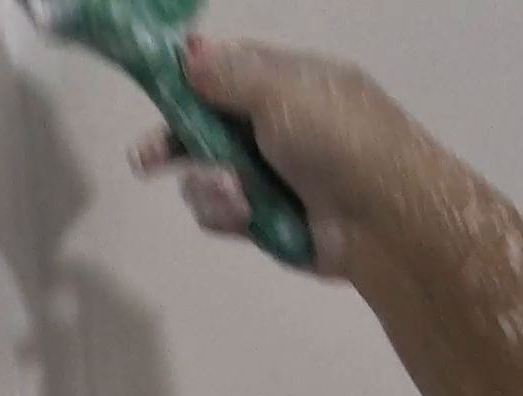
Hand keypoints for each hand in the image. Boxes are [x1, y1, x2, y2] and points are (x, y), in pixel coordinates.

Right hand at [131, 37, 418, 278]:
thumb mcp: (284, 94)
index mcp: (285, 84)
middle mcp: (270, 127)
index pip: (224, 74)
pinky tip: (244, 217)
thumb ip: (230, 76)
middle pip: (202, 130)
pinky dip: (225, 215)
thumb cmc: (338, 142)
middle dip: (173, 145)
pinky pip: (217, 213)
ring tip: (236, 198)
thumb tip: (189, 50)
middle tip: (143, 161)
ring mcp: (264, 175)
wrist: (379, 218)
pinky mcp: (258, 217)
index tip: (157, 90)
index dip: (188, 83)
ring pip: (204, 178)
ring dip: (210, 188)